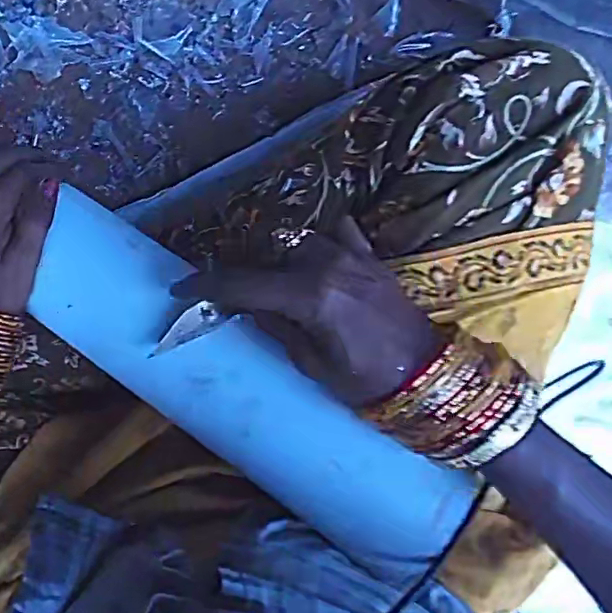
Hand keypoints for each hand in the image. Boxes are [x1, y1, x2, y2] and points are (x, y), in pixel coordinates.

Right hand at [171, 218, 441, 405]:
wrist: (429, 373)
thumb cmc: (369, 381)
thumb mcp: (315, 367)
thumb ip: (279, 330)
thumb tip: (250, 308)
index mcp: (311, 298)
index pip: (245, 285)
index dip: (208, 286)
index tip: (182, 288)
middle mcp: (328, 265)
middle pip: (268, 251)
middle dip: (241, 268)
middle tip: (227, 289)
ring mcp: (353, 256)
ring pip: (299, 237)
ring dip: (276, 252)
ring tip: (267, 275)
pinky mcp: (371, 257)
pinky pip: (338, 231)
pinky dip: (318, 238)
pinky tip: (312, 253)